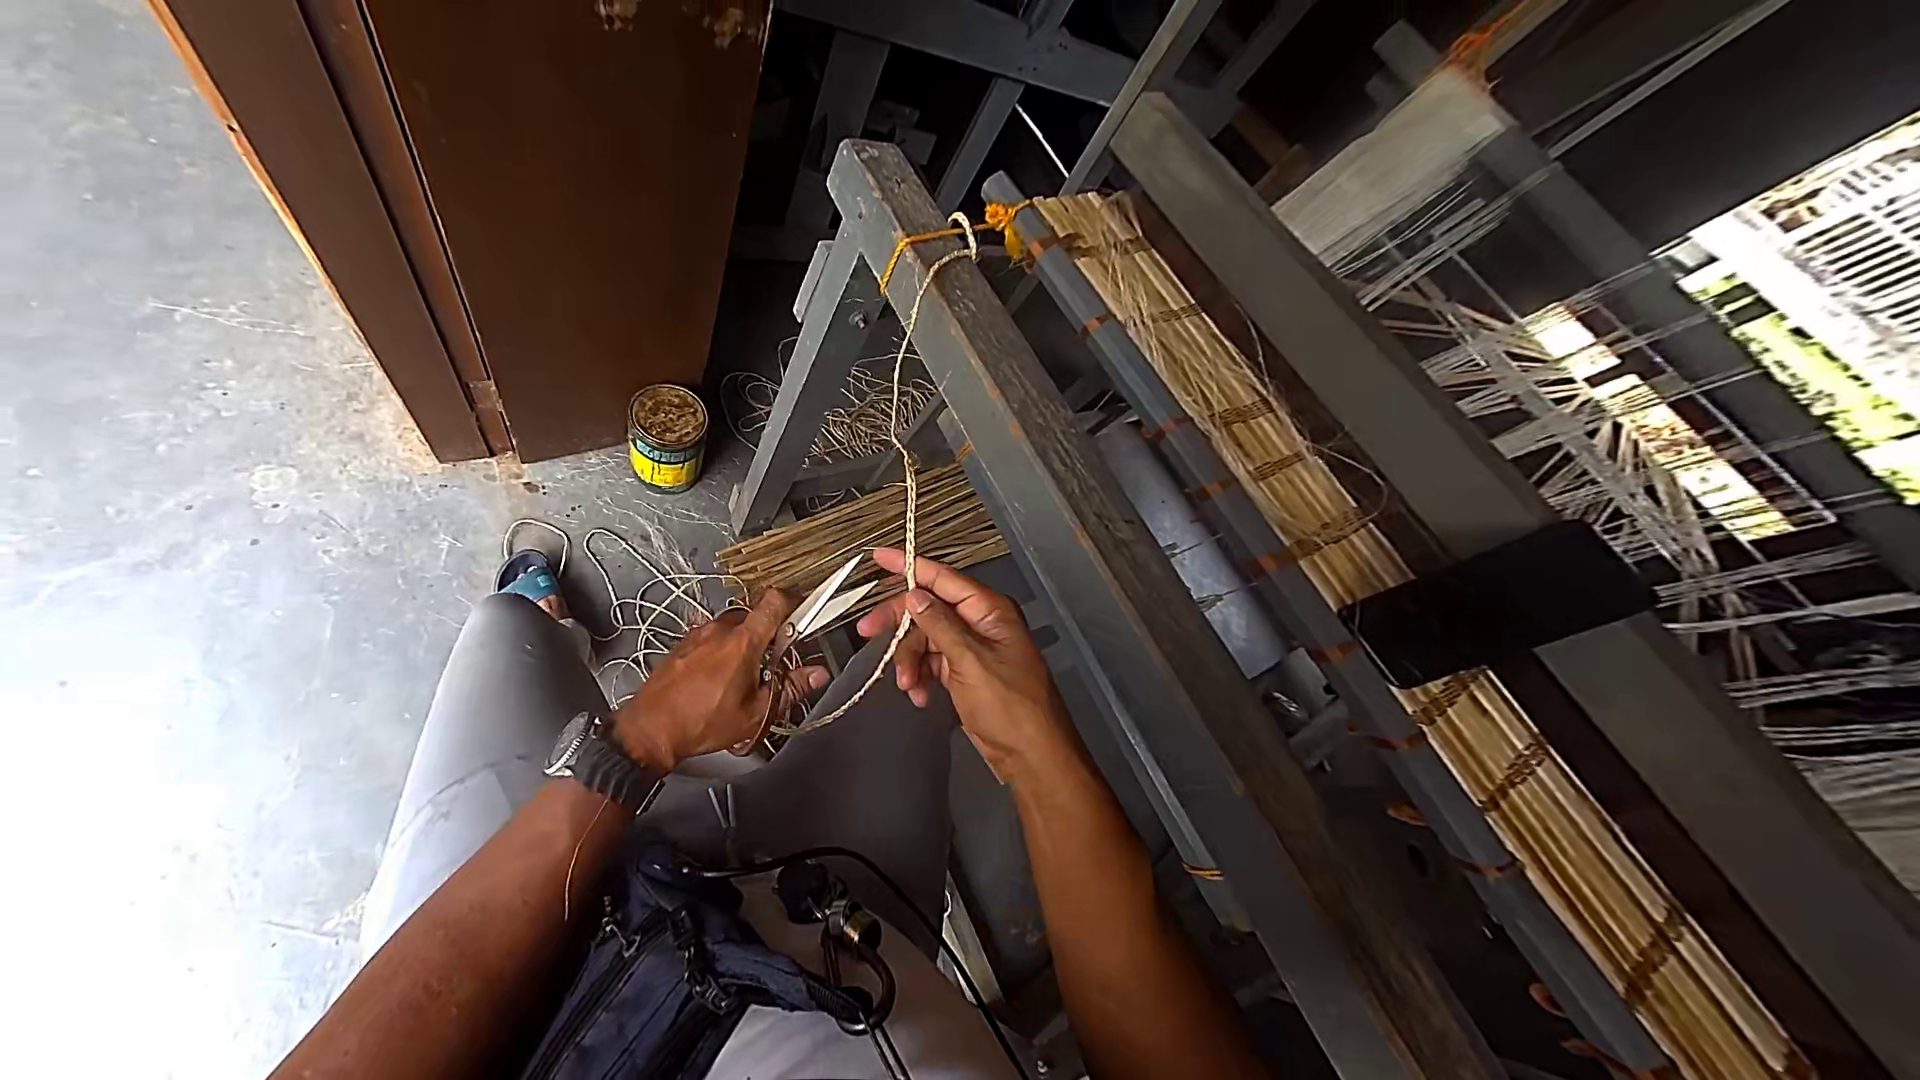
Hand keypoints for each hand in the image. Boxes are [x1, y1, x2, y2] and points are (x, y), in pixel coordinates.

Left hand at [609, 589, 828, 769]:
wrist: (648, 731)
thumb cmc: (698, 724)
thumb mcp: (756, 712)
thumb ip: (792, 688)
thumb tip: (816, 675)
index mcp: (744, 642)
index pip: (775, 601)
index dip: (793, 601)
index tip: (802, 612)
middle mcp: (720, 630)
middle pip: (757, 617)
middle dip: (770, 636)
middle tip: (773, 663)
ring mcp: (699, 634)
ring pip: (735, 627)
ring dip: (745, 644)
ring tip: (742, 676)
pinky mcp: (684, 642)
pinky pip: (713, 637)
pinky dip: (723, 650)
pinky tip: (719, 679)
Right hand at [855, 549, 1079, 784]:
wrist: (1030, 755)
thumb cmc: (1012, 708)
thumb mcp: (970, 662)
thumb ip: (940, 625)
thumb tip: (915, 596)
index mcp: (989, 610)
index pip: (942, 578)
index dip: (909, 566)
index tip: (880, 556)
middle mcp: (980, 623)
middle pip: (928, 609)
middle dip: (901, 625)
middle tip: (869, 634)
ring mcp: (971, 648)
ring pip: (925, 639)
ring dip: (910, 660)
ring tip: (909, 685)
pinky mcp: (964, 671)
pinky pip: (932, 663)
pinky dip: (922, 676)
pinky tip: (921, 695)